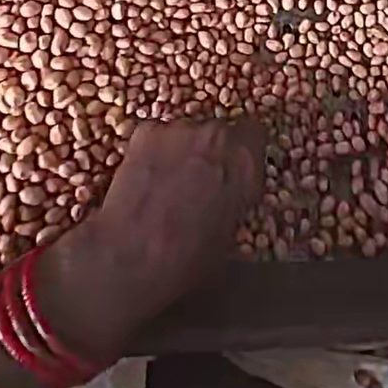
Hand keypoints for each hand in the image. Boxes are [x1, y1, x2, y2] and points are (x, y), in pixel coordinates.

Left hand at [35, 118, 263, 356]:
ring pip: (186, 131)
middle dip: (211, 151)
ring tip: (167, 181)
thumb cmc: (186, 258)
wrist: (132, 255)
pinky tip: (145, 176)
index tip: (234, 165)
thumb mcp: (229, 234)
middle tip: (198, 178)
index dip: (243, 151)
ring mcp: (179, 129)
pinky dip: (153, 149)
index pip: (254, 136)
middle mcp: (217, 136)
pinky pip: (156, 135)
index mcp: (245, 162)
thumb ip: (234, 198)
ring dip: (182, 149)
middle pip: (220, 131)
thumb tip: (229, 194)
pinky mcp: (146, 131)